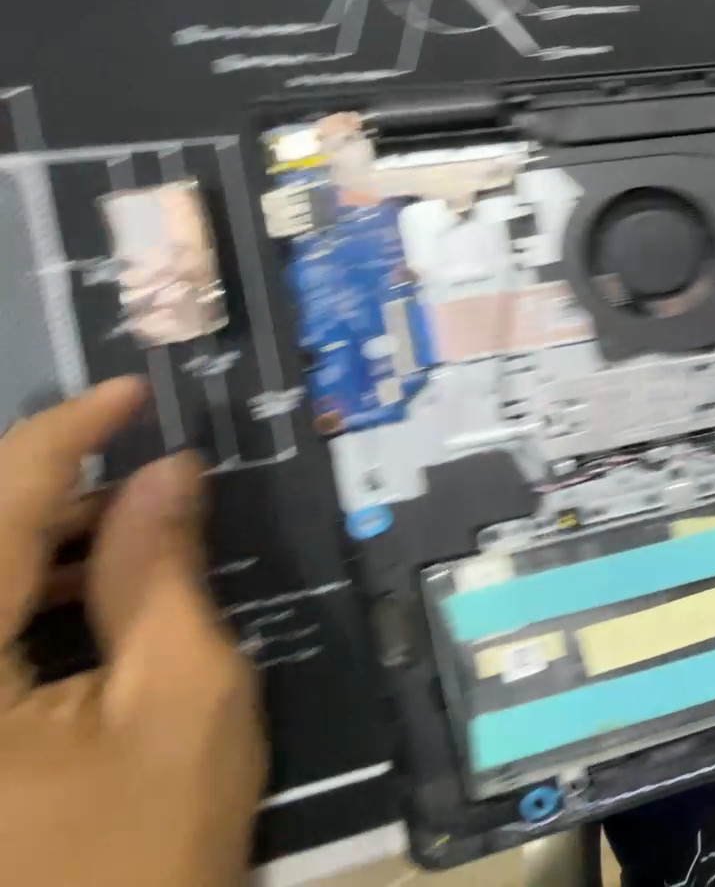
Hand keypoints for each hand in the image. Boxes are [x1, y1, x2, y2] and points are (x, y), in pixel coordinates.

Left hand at [0, 378, 264, 886]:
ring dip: (39, 550)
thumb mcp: (184, 693)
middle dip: (52, 498)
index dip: (59, 441)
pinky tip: (84, 606)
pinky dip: (15, 602)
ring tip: (139, 546)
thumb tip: (172, 474)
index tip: (131, 392)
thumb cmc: (148, 835)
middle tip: (161, 486)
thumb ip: (164, 576)